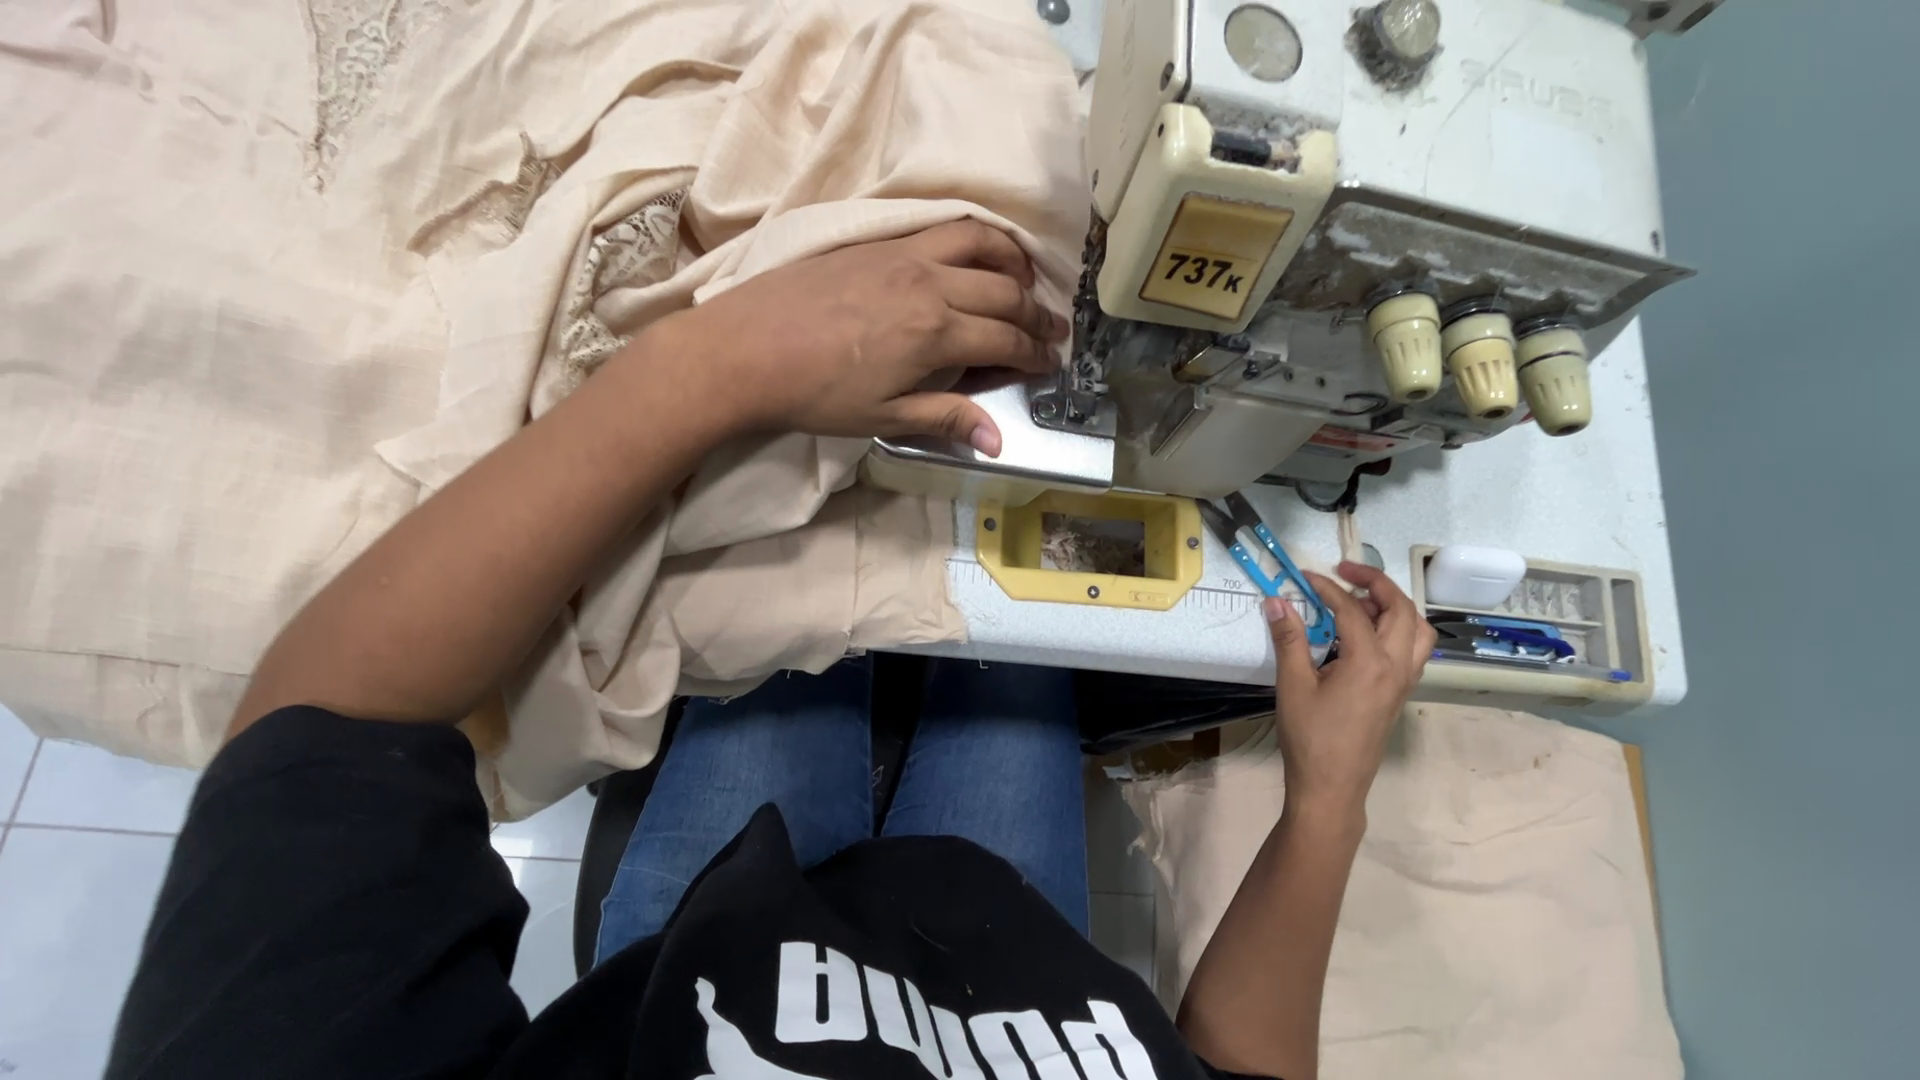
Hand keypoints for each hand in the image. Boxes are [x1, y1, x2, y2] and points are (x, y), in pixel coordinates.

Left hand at [650, 220, 1066, 455]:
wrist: (743, 350)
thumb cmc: (814, 393)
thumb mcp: (883, 418)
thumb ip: (945, 419)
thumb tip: (998, 440)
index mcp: (935, 334)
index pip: (1005, 339)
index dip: (1034, 354)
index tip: (1048, 364)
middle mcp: (930, 285)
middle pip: (1005, 291)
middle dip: (1036, 314)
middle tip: (1051, 332)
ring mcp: (904, 256)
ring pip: (981, 244)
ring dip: (1014, 262)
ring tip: (1027, 280)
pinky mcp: (879, 242)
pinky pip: (944, 227)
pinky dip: (975, 237)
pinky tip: (976, 251)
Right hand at [1264, 561, 1437, 811]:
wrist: (1332, 785)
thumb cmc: (1310, 737)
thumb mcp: (1293, 685)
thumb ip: (1289, 639)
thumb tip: (1276, 602)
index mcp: (1370, 662)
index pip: (1352, 610)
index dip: (1328, 588)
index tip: (1304, 577)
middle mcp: (1396, 667)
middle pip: (1401, 610)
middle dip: (1376, 583)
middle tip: (1345, 572)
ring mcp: (1403, 682)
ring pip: (1416, 629)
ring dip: (1393, 606)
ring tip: (1360, 600)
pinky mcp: (1399, 693)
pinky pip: (1412, 649)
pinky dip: (1396, 628)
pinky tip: (1366, 633)